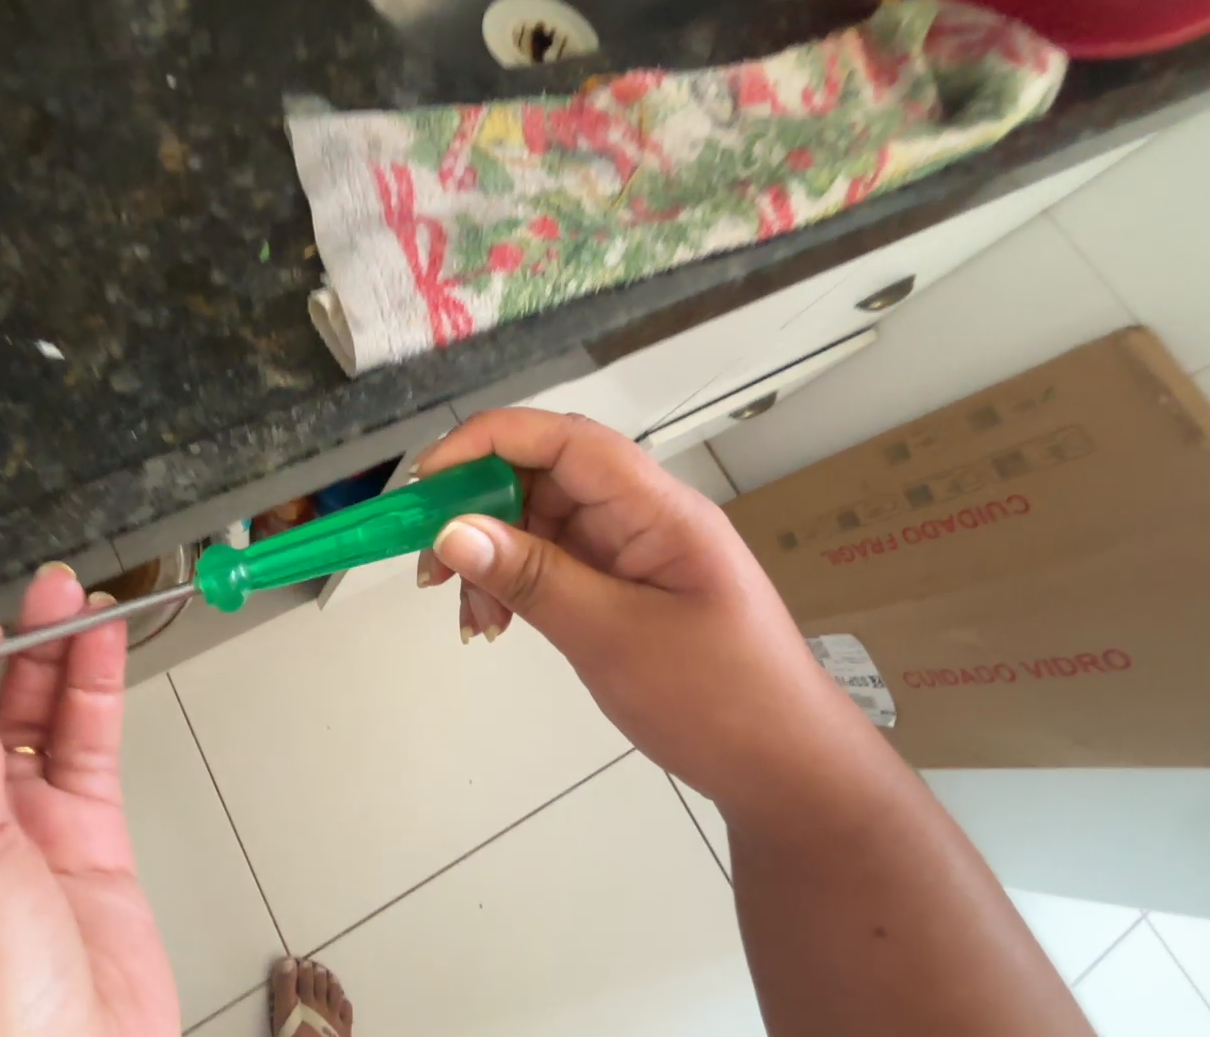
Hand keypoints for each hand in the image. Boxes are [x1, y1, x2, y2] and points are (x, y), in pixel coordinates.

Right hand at [416, 408, 871, 816]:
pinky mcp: (614, 582)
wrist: (783, 771)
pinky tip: (493, 624)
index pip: (563, 438)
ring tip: (470, 617)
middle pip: (540, 477)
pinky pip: (546, 563)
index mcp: (656, 507)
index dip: (486, 441)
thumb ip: (531, 578)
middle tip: (430, 569)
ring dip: (488, 558)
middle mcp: (638, 513)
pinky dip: (510, 586)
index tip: (426, 482)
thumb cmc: (716, 701)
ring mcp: (626, 548)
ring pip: (534, 522)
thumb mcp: (613, 638)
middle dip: (476, 512)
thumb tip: (450, 531)